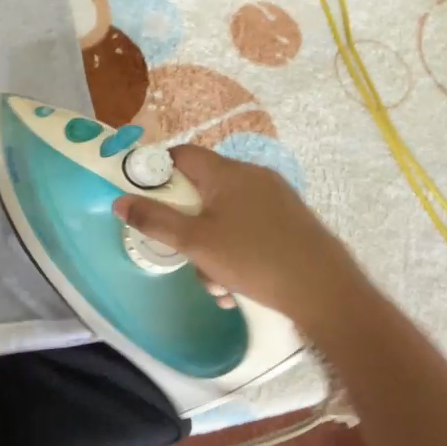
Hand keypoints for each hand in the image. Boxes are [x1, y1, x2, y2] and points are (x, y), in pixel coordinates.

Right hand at [114, 145, 369, 326]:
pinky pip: (246, 226)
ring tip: (213, 281)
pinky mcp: (289, 221)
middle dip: (183, 222)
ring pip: (222, 213)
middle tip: (178, 249)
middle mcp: (252, 177)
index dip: (155, 171)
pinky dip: (233, 249)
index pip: (180, 154)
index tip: (142, 199)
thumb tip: (120, 201)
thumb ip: (154, 220)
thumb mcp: (194, 242)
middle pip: (200, 188)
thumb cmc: (254, 259)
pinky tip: (234, 284)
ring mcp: (275, 198)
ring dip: (208, 244)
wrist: (326, 292)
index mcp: (227, 173)